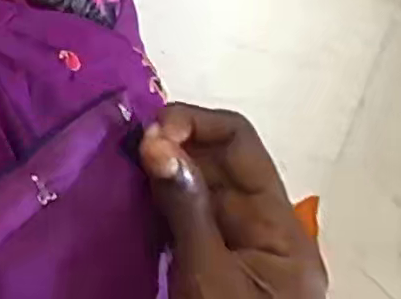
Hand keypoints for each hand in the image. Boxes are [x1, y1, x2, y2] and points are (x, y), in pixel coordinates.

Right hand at [140, 105, 326, 298]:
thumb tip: (154, 137)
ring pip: (193, 174)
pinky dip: (153, 187)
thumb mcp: (210, 278)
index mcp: (277, 226)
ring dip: (157, 162)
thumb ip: (184, 205)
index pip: (239, 141)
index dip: (194, 122)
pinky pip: (179, 202)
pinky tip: (129, 190)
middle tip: (128, 150)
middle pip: (214, 152)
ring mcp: (230, 237)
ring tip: (122, 165)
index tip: (150, 134)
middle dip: (170, 139)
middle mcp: (257, 222)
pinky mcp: (204, 252)